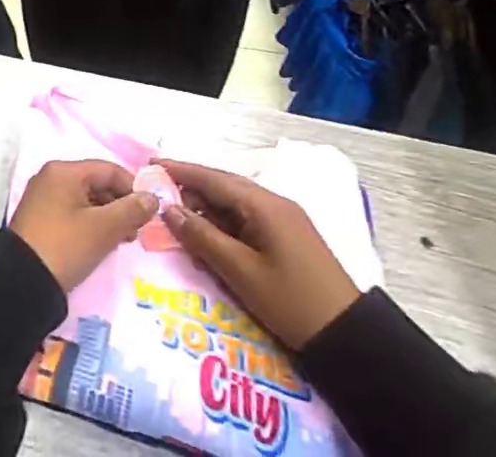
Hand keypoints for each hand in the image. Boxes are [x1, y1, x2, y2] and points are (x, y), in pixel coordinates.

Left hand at [10, 160, 156, 291]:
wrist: (18, 288)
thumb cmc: (64, 247)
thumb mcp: (104, 229)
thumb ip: (133, 209)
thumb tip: (153, 198)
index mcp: (64, 171)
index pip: (110, 170)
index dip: (133, 189)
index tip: (147, 213)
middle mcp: (50, 178)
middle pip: (98, 184)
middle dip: (120, 206)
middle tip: (134, 231)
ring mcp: (41, 199)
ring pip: (86, 200)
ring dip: (107, 217)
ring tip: (120, 240)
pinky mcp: (37, 220)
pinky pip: (72, 213)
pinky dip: (89, 224)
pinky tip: (100, 243)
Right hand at [155, 158, 360, 350]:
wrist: (343, 330)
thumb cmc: (290, 300)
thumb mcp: (241, 272)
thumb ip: (204, 238)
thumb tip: (170, 211)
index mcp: (264, 204)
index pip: (215, 178)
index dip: (182, 170)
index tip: (152, 164)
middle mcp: (273, 203)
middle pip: (224, 187)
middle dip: (190, 189)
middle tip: (156, 196)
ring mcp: (281, 219)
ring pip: (234, 205)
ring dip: (206, 210)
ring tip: (174, 218)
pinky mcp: (285, 236)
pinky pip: (246, 221)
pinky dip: (223, 226)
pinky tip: (206, 237)